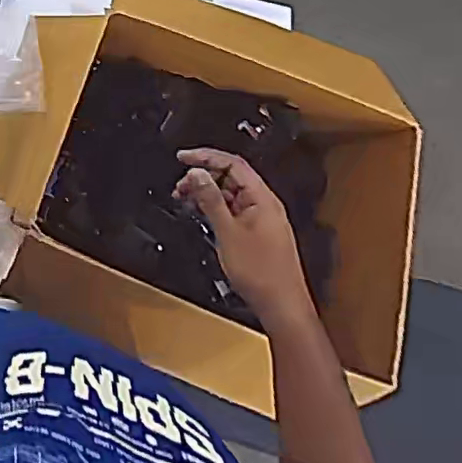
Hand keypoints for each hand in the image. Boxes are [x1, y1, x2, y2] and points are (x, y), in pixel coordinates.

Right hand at [174, 148, 313, 322]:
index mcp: (262, 198)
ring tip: (185, 198)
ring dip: (207, 193)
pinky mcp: (257, 232)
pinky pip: (233, 209)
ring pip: (230, 194)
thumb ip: (210, 200)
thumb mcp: (228, 232)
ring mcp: (261, 218)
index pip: (233, 163)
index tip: (184, 157)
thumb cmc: (263, 274)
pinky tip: (202, 213)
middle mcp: (264, 204)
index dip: (206, 156)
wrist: (281, 306)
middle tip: (180, 184)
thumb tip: (197, 174)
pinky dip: (215, 208)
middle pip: (231, 177)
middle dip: (204, 176)